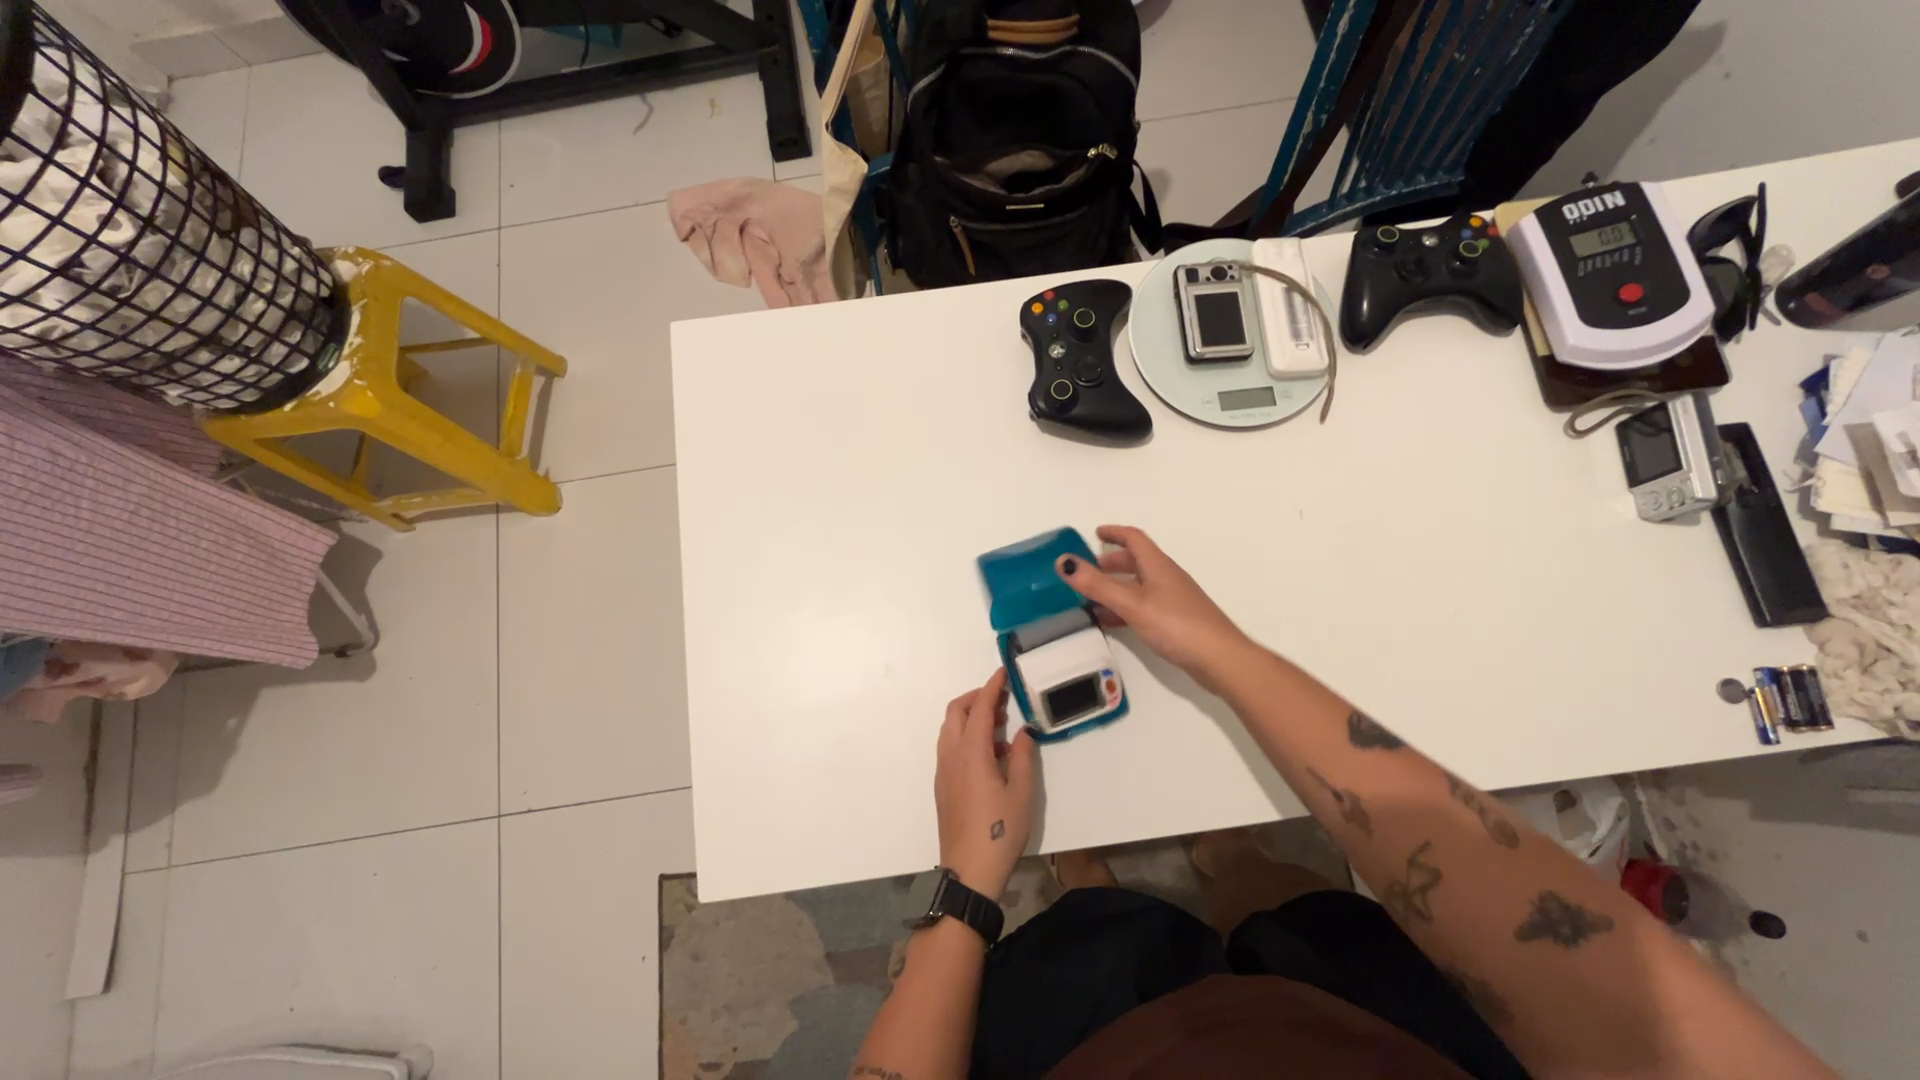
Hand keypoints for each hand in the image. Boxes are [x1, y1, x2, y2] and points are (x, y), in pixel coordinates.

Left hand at [935, 669, 1037, 899]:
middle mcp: (951, 756)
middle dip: (976, 698)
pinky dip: (966, 737)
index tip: (1002, 673)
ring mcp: (943, 771)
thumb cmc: (1000, 831)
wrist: (969, 870)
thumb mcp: (1022, 793)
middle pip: (955, 712)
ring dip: (970, 718)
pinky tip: (989, 754)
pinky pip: (950, 748)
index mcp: (971, 753)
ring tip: (1000, 727)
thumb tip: (1022, 732)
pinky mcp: (942, 786)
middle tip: (1001, 700)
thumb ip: (1022, 757)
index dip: (991, 687)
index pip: (979, 708)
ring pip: (950, 730)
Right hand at [1056, 525, 1255, 690]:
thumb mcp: (1132, 603)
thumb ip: (1097, 584)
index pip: (1134, 538)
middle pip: (1135, 561)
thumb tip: (1063, 562)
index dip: (1114, 533)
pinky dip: (1123, 609)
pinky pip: (1141, 607)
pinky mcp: (1174, 622)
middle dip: (1110, 563)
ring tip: (1088, 599)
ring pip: (1137, 586)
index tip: (1094, 533)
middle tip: (1085, 572)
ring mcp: (1171, 600)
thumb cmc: (1176, 624)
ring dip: (1114, 588)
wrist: (1219, 659)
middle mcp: (1165, 578)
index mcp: (1157, 566)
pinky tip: (1109, 623)